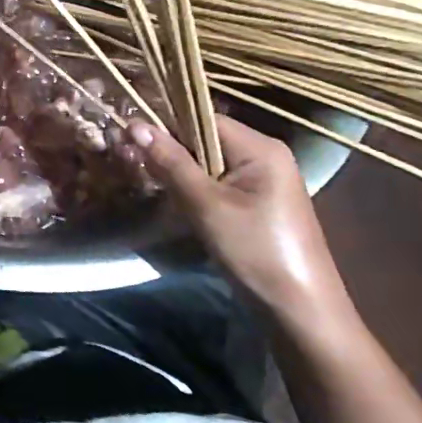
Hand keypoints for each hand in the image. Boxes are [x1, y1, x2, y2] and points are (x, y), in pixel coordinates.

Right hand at [129, 115, 354, 328]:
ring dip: (174, 166)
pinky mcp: (253, 199)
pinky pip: (214, 178)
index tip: (126, 134)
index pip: (202, 118)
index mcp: (261, 148)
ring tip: (139, 173)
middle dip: (165, 146)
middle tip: (125, 156)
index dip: (164, 124)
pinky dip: (189, 183)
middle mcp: (264, 155)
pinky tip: (167, 193)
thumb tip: (134, 125)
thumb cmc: (253, 248)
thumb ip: (170, 162)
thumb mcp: (205, 203)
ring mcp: (260, 178)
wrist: (296, 304)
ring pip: (205, 159)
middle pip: (203, 137)